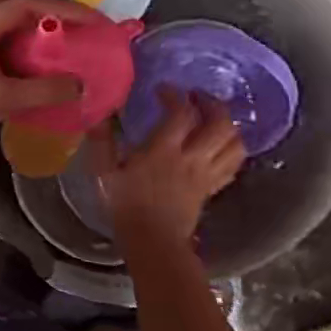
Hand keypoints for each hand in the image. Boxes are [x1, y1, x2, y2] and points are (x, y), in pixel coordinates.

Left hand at [0, 0, 99, 145]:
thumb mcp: (1, 100)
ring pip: (2, 13)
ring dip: (31, 14)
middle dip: (46, 1)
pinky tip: (33, 48)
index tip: (91, 20)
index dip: (61, 8)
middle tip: (75, 13)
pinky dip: (20, 31)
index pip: (24, 5)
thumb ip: (42, 92)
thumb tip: (80, 85)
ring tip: (59, 24)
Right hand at [92, 87, 245, 251]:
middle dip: (211, 103)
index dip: (174, 95)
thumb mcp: (104, 173)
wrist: (152, 241)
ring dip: (227, 124)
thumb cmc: (125, 206)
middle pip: (219, 123)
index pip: (179, 113)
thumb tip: (97, 116)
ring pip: (233, 143)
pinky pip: (233, 164)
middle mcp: (191, 158)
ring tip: (213, 117)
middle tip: (196, 96)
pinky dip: (231, 148)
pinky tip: (219, 144)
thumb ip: (101, 142)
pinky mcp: (212, 187)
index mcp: (163, 151)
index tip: (162, 90)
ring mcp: (206, 174)